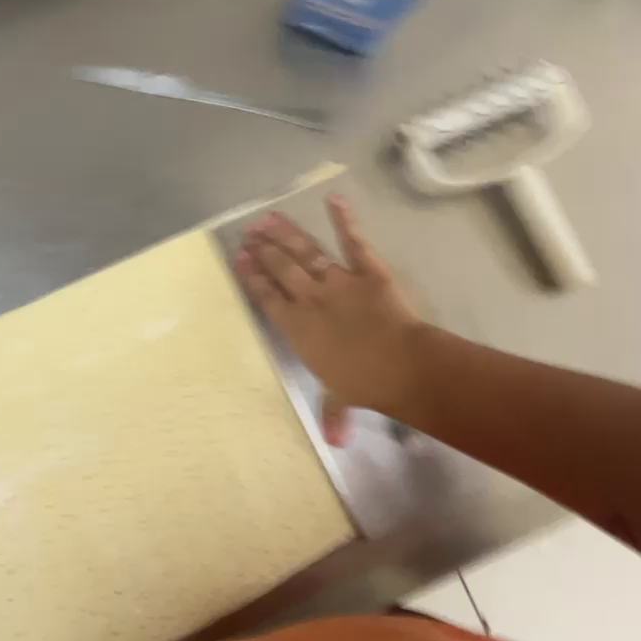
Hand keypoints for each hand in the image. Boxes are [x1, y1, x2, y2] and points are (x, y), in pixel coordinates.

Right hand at [234, 195, 423, 444]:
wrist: (400, 364)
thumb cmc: (365, 383)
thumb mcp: (342, 398)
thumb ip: (335, 413)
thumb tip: (336, 443)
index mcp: (297, 328)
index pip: (268, 298)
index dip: (253, 277)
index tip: (240, 259)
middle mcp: (310, 299)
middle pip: (281, 269)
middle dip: (264, 249)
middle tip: (250, 232)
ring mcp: (337, 281)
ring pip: (305, 252)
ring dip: (287, 233)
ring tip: (270, 217)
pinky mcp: (366, 270)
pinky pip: (353, 241)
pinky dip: (344, 219)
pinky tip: (334, 197)